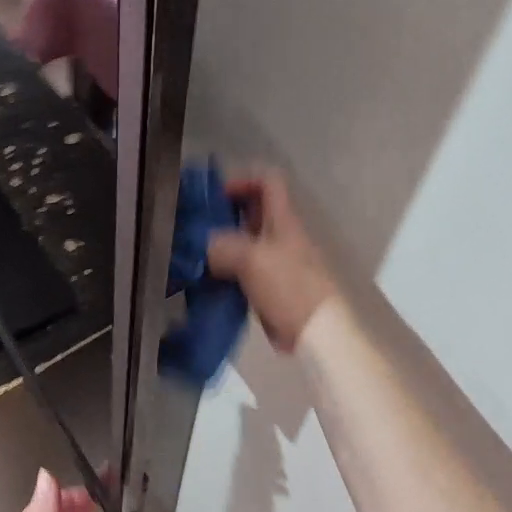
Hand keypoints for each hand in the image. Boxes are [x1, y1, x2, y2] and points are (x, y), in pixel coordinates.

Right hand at [206, 170, 338, 352]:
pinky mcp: (270, 286)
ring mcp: (276, 261)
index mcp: (283, 220)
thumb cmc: (288, 286)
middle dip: (224, 213)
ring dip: (221, 244)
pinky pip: (243, 270)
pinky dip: (225, 270)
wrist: (316, 331)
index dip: (242, 180)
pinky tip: (205, 279)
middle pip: (253, 211)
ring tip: (195, 252)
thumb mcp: (251, 259)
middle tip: (196, 225)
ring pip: (245, 241)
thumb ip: (222, 246)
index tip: (215, 195)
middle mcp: (280, 235)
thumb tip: (205, 247)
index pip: (267, 182)